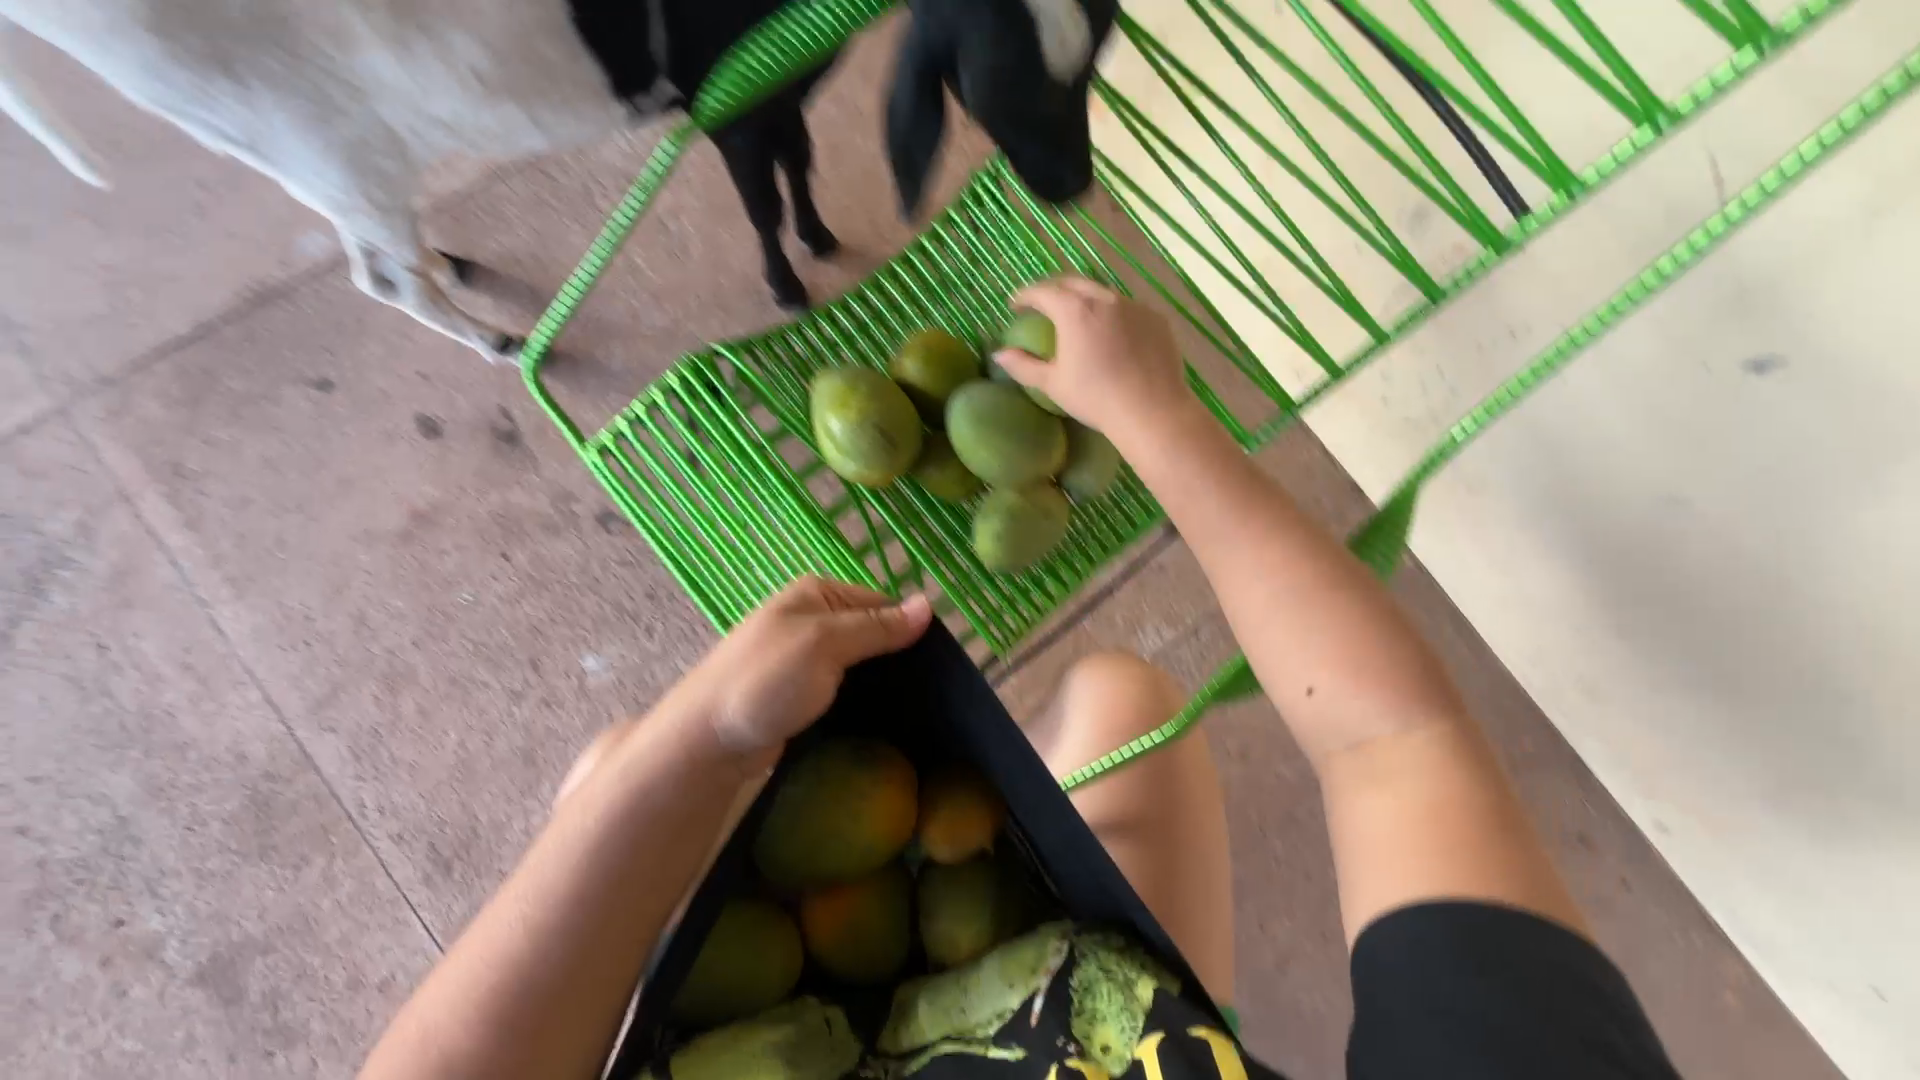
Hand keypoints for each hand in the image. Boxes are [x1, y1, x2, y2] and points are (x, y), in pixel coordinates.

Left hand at [664, 578, 932, 767]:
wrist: (708, 740)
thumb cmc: (765, 681)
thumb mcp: (826, 643)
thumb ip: (877, 626)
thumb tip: (929, 603)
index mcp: (816, 594)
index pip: (881, 603)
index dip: (909, 629)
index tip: (938, 665)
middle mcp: (811, 620)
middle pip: (871, 633)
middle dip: (897, 658)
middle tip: (932, 692)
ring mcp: (803, 659)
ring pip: (859, 665)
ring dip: (881, 684)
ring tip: (916, 709)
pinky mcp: (800, 694)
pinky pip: (843, 689)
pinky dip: (861, 701)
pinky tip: (881, 720)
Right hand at [993, 277, 1193, 437]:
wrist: (1151, 411)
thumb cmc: (1095, 398)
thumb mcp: (1053, 384)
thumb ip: (1023, 366)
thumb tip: (999, 354)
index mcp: (1075, 310)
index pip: (1043, 291)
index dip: (1026, 296)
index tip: (1016, 306)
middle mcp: (1105, 298)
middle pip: (1074, 282)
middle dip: (1054, 289)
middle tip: (1044, 304)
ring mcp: (1134, 306)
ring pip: (1104, 294)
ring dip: (1086, 300)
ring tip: (1080, 318)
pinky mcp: (1156, 318)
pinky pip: (1129, 310)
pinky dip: (1114, 315)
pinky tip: (1113, 336)